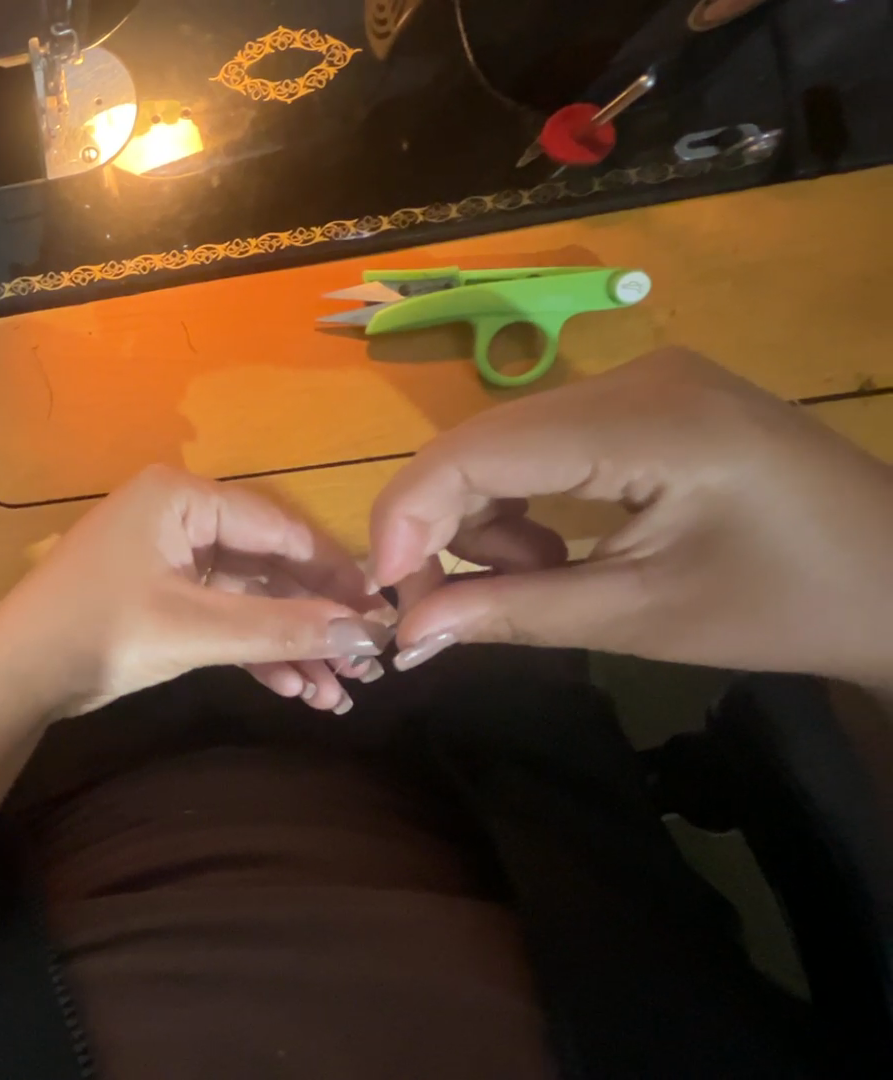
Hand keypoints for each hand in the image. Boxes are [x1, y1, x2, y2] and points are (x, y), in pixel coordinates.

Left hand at [0, 465, 392, 719]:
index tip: (386, 616)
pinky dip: (251, 650)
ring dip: (288, 644)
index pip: (279, 528)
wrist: (16, 675)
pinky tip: (293, 689)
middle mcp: (175, 517)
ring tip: (337, 695)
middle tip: (368, 668)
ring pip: (245, 597)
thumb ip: (282, 628)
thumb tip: (369, 633)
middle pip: (266, 564)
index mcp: (180, 498)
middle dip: (313, 620)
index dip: (336, 574)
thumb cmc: (100, 633)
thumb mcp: (196, 629)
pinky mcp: (155, 596)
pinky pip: (217, 615)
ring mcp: (163, 557)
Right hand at [370, 349, 892, 687]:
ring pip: (487, 448)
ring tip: (522, 580)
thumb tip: (403, 634)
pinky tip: (545, 547)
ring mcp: (630, 382)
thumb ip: (509, 615)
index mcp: (652, 425)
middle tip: (434, 603)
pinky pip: (520, 447)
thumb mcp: (641, 618)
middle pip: (471, 446)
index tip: (388, 592)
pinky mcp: (628, 400)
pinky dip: (507, 505)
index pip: (474, 451)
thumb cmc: (796, 606)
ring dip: (474, 522)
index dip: (407, 517)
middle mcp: (630, 379)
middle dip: (435, 528)